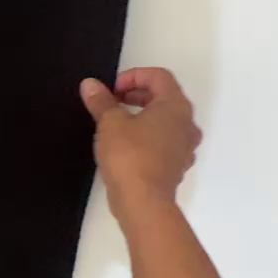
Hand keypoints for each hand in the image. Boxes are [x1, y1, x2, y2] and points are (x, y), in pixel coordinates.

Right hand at [79, 68, 200, 217]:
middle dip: (136, 94)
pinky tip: (125, 146)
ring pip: (165, 121)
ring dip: (142, 115)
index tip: (111, 90)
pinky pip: (163, 141)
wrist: (143, 201)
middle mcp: (187, 124)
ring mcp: (185, 147)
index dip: (133, 76)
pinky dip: (146, 136)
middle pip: (165, 97)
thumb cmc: (129, 155)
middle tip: (111, 103)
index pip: (159, 76)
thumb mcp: (109, 123)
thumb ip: (101, 101)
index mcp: (175, 107)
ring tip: (116, 124)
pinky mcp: (176, 165)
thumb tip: (90, 84)